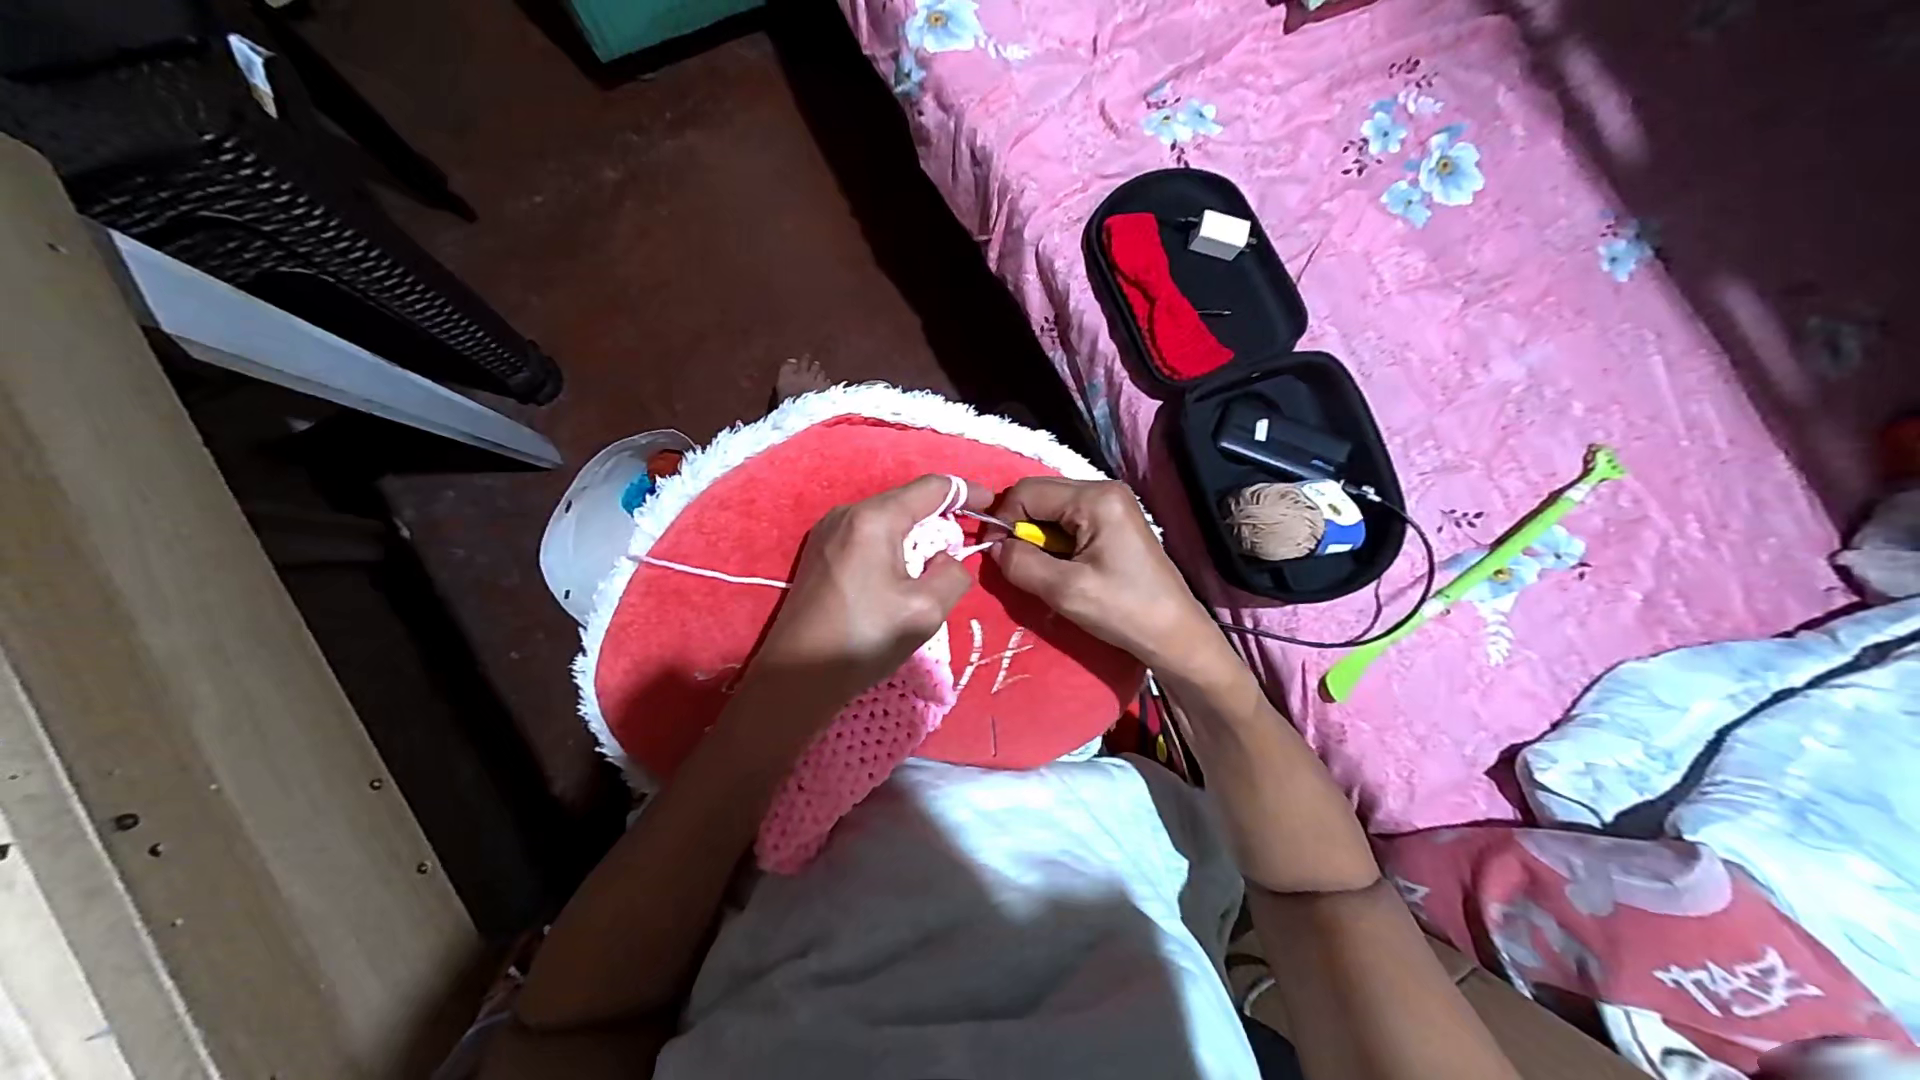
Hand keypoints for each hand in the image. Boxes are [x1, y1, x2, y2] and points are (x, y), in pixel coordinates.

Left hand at [751, 474, 987, 704]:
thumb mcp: (926, 610)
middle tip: (971, 537)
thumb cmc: (863, 639)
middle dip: (943, 514)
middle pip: (908, 500)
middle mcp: (848, 513)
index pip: (933, 488)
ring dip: (918, 531)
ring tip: (940, 556)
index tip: (993, 508)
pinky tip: (904, 568)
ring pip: (888, 517)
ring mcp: (829, 531)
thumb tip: (946, 559)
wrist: (796, 675)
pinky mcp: (820, 552)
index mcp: (875, 519)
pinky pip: (868, 534)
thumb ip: (952, 574)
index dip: (968, 493)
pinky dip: (894, 542)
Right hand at [988, 478, 1222, 672]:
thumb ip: (1021, 563)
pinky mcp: (1113, 521)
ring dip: (1037, 537)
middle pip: (1039, 495)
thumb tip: (993, 548)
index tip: (998, 555)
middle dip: (1020, 528)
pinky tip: (1062, 567)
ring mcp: (1111, 503)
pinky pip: (1067, 520)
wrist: (1174, 634)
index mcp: (1095, 498)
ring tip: (1044, 570)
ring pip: (1050, 509)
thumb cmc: (1124, 611)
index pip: (1026, 491)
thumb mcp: (1064, 590)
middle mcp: (1103, 489)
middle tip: (1019, 565)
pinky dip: (1054, 541)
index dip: (1004, 520)